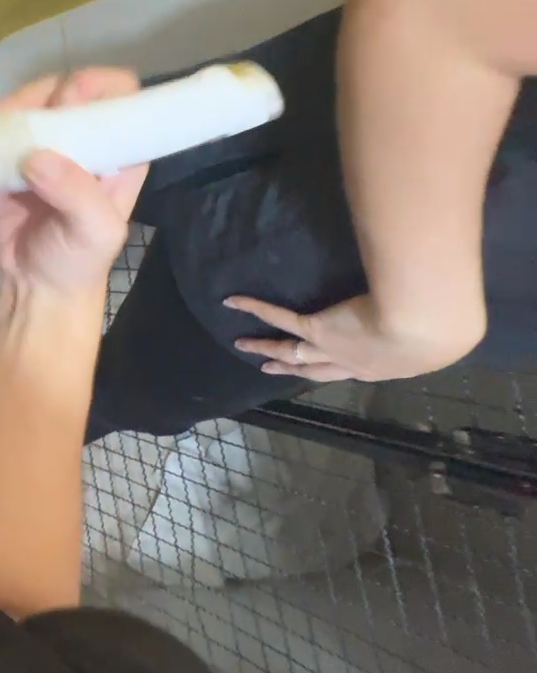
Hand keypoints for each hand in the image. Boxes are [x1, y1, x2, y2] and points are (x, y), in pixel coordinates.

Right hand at [0, 70, 147, 295]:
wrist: (34, 286)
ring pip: (22, 107)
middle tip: (17, 122)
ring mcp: (38, 150)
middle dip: (37, 97)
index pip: (116, 95)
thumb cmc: (77, 259)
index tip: (65, 104)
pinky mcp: (2, 163)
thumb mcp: (95, 232)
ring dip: (2, 112)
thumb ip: (76, 193)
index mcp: (114, 151)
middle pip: (60, 91)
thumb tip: (35, 157)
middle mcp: (77, 142)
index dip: (93, 88)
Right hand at [227, 293, 464, 381]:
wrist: (424, 326)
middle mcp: (350, 364)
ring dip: (263, 347)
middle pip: (310, 369)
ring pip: (289, 351)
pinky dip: (254, 308)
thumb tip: (423, 324)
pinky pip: (278, 318)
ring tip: (241, 344)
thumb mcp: (438, 341)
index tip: (311, 369)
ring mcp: (328, 348)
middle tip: (266, 368)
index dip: (327, 370)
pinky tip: (232, 301)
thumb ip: (423, 338)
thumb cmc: (441, 333)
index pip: (347, 371)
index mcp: (380, 368)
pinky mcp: (315, 328)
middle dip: (288, 368)